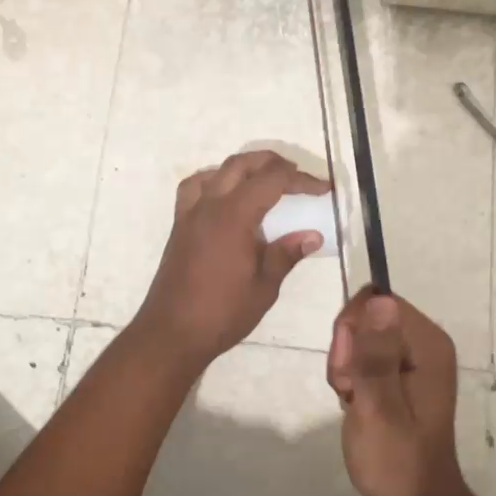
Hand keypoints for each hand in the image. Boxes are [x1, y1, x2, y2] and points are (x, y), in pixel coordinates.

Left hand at [129, 151, 329, 369]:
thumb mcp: (264, 287)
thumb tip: (312, 236)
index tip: (323, 190)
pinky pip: (195, 188)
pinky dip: (214, 182)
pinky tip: (226, 198)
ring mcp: (190, 214)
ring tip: (264, 182)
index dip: (300, 180)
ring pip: (216, 171)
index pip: (272, 180)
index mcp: (234, 216)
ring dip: (243, 168)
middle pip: (242, 164)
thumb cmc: (223, 312)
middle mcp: (209, 205)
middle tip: (298, 177)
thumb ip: (286, 254)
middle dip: (273, 163)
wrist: (172, 332)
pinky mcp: (179, 226)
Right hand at [328, 292, 467, 495]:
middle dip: (347, 350)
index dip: (353, 330)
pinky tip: (357, 404)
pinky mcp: (400, 374)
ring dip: (346, 367)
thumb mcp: (378, 408)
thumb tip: (378, 300)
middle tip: (352, 392)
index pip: (377, 301)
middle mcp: (425, 343)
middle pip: (366, 316)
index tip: (350, 371)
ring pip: (360, 336)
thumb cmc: (396, 462)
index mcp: (427, 345)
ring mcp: (413, 359)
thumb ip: (375, 355)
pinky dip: (352, 378)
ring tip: (355, 403)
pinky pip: (364, 355)